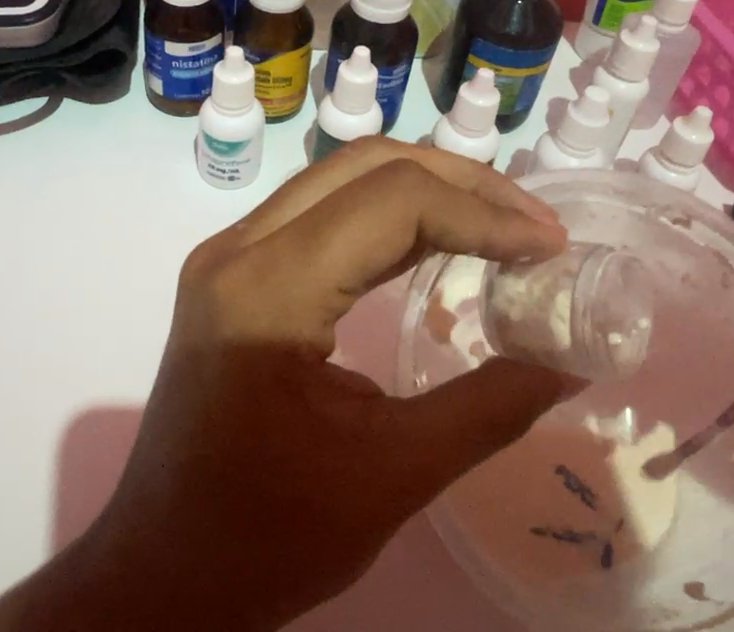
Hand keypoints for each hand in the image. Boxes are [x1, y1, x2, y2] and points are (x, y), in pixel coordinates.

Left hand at [0, 139, 574, 631]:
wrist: (166, 567)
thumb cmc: (269, 531)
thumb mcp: (393, 474)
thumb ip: (488, 408)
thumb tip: (568, 360)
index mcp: (269, 288)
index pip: (394, 202)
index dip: (484, 213)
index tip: (551, 248)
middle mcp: (239, 249)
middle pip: (365, 166)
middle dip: (460, 181)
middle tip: (534, 226)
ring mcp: (229, 257)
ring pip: (340, 179)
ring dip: (425, 189)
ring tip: (501, 227)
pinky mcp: (233, 275)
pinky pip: (319, 214)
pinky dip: (387, 215)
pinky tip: (437, 242)